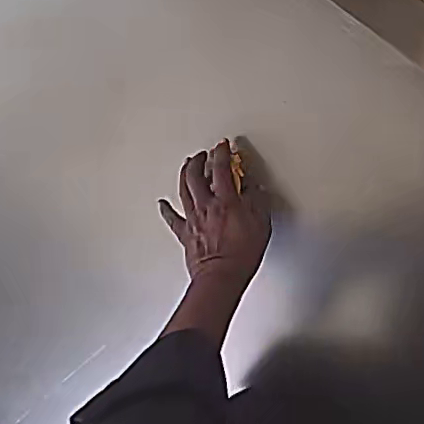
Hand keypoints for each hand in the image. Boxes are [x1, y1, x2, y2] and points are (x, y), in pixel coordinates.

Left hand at [157, 139, 271, 291]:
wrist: (221, 278)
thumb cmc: (241, 255)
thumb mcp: (261, 224)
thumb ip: (258, 202)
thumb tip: (256, 189)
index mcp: (225, 200)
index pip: (221, 168)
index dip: (222, 153)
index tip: (223, 145)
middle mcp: (205, 206)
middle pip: (195, 174)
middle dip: (198, 160)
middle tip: (202, 154)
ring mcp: (193, 219)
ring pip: (183, 190)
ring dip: (184, 174)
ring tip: (187, 165)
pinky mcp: (185, 234)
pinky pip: (172, 219)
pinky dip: (166, 209)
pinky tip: (162, 204)